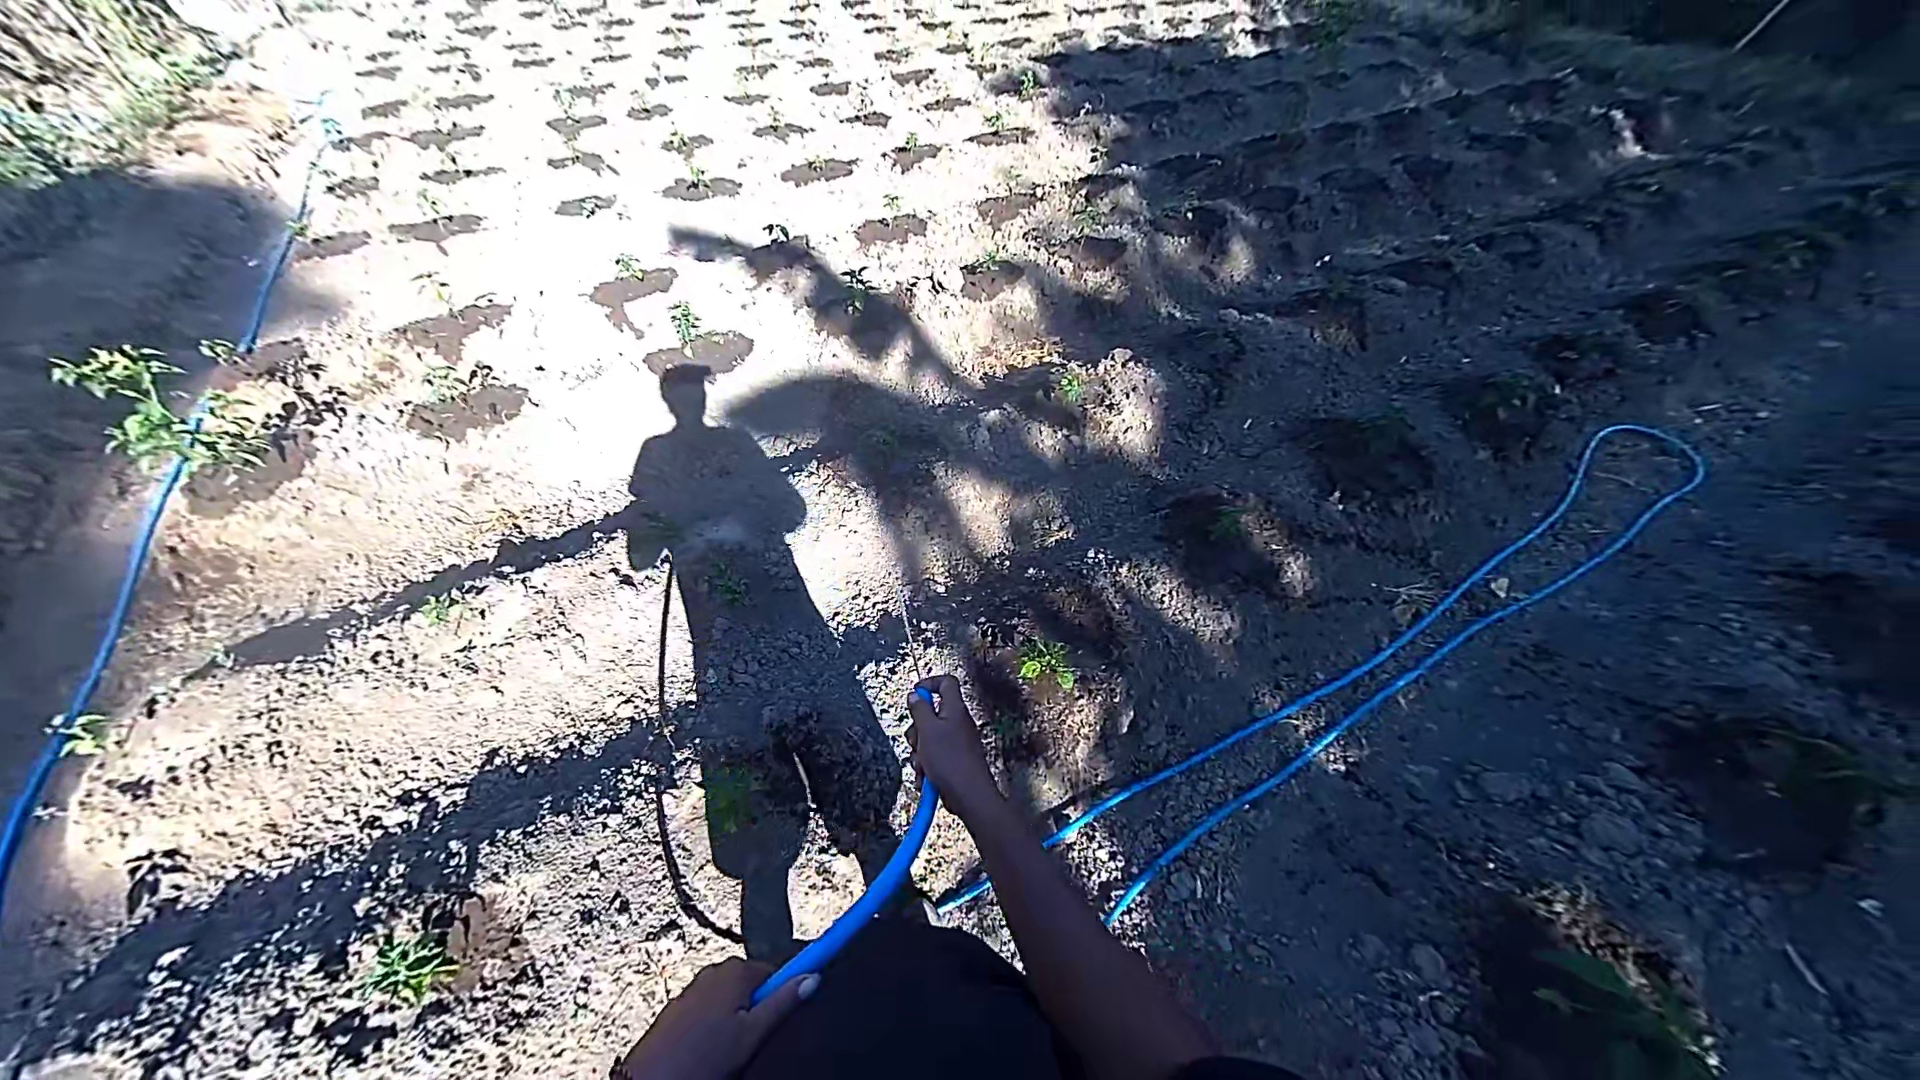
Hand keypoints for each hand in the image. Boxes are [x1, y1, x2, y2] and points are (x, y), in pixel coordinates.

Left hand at [612, 959, 815, 1079]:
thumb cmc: (699, 1061)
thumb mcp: (752, 1035)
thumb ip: (783, 1002)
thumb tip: (812, 979)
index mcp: (736, 971)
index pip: (775, 970)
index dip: (781, 993)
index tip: (788, 1004)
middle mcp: (714, 971)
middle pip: (751, 986)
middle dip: (753, 1011)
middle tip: (747, 1041)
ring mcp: (694, 989)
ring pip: (728, 1002)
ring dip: (731, 1022)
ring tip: (722, 1053)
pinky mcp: (678, 1008)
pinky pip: (707, 1012)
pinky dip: (710, 1028)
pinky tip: (704, 1053)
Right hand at [907, 674, 1002, 820]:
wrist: (968, 795)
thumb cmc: (950, 760)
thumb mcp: (927, 730)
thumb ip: (919, 710)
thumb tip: (915, 695)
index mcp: (955, 709)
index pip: (946, 682)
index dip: (929, 683)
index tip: (914, 694)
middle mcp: (957, 723)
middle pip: (931, 714)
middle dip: (917, 729)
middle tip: (916, 741)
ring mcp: (956, 742)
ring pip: (928, 738)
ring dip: (919, 752)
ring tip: (923, 765)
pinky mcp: (952, 760)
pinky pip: (932, 757)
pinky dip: (926, 767)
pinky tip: (926, 779)